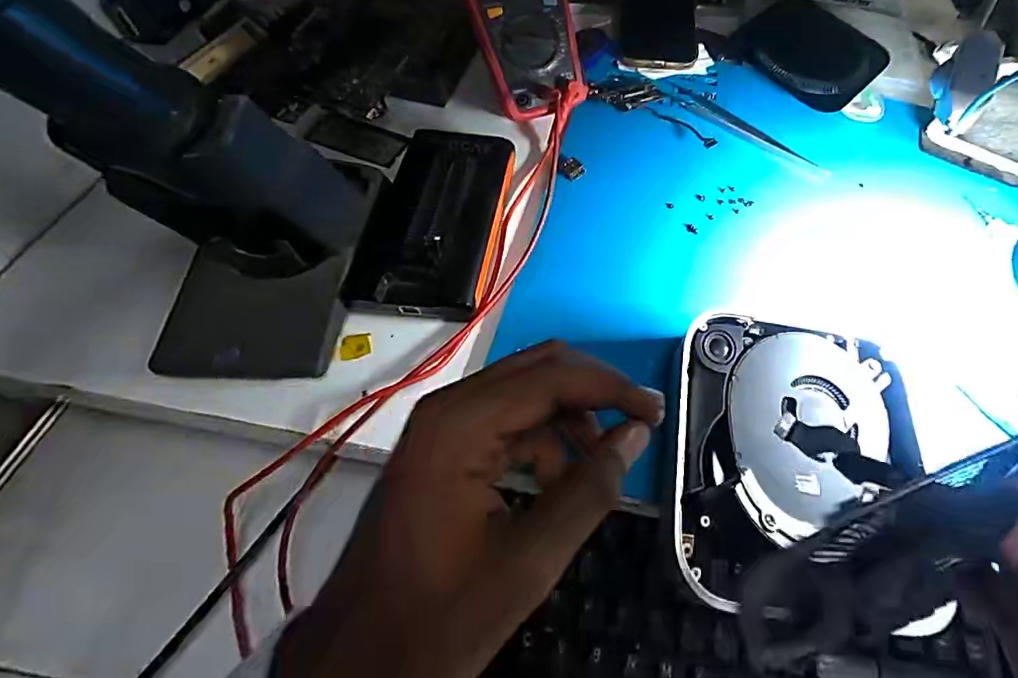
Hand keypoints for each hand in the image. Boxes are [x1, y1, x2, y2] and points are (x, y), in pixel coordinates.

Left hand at [275, 342, 664, 677]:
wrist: (361, 653)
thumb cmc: (440, 616)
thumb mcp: (528, 562)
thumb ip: (589, 492)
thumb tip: (633, 437)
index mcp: (461, 424)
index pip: (552, 377)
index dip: (611, 388)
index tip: (655, 412)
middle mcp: (448, 405)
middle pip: (538, 369)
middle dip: (592, 395)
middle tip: (636, 430)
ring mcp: (441, 421)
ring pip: (523, 392)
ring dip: (567, 421)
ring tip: (594, 473)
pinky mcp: (442, 442)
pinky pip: (504, 419)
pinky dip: (540, 441)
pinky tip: (555, 485)